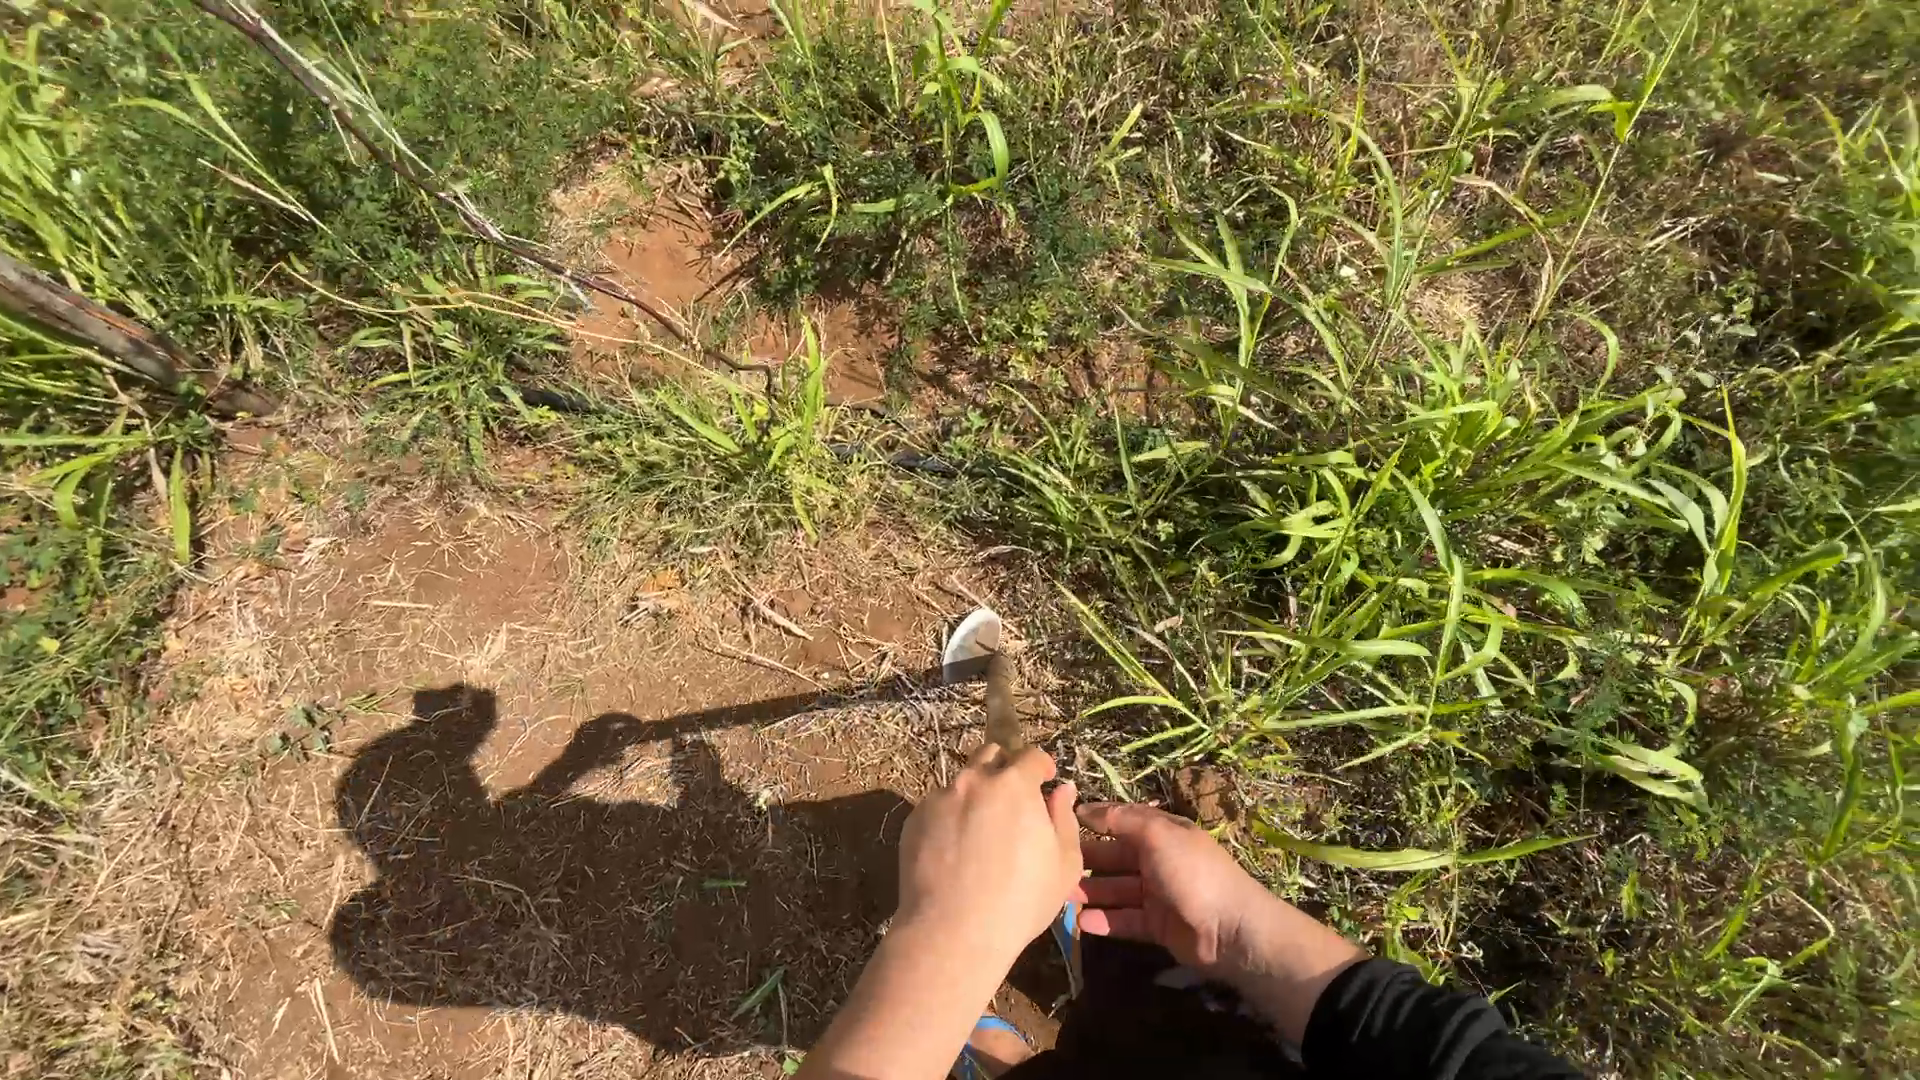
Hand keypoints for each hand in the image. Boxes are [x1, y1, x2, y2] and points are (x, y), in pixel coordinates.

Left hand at [895, 744, 1081, 966]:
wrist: (953, 931)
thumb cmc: (1019, 901)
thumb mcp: (1063, 865)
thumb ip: (1064, 818)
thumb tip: (1063, 789)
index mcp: (1014, 784)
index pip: (1031, 755)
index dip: (1041, 765)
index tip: (1044, 779)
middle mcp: (974, 780)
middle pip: (991, 754)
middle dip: (1004, 767)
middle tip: (1011, 798)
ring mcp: (940, 797)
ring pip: (962, 781)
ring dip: (976, 794)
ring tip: (980, 831)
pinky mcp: (915, 818)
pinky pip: (938, 806)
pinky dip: (950, 817)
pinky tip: (954, 850)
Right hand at [1074, 802, 1279, 973]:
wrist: (1233, 931)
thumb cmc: (1193, 871)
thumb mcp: (1158, 834)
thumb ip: (1120, 819)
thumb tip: (1084, 807)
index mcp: (1162, 832)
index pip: (1121, 821)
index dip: (1094, 820)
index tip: (1062, 822)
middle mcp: (1158, 860)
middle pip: (1115, 857)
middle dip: (1087, 861)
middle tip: (1055, 866)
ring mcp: (1158, 894)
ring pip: (1117, 890)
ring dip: (1091, 892)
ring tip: (1062, 897)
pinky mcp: (1158, 926)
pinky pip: (1125, 921)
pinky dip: (1105, 922)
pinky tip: (1082, 923)